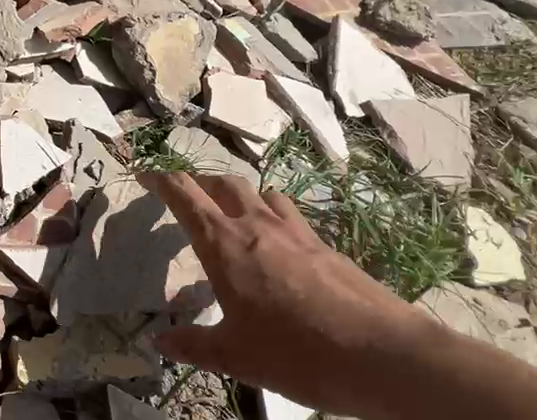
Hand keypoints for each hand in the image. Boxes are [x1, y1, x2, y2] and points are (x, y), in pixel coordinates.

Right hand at [137, 171, 435, 414]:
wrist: (390, 359)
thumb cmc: (299, 353)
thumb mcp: (237, 357)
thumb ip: (194, 345)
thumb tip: (159, 342)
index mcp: (222, 241)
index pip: (183, 193)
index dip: (160, 180)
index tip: (146, 178)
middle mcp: (256, 225)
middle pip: (223, 182)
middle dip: (201, 183)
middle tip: (190, 196)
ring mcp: (297, 234)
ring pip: (262, 194)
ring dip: (243, 196)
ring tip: (237, 215)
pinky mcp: (330, 250)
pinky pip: (294, 219)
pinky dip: (277, 221)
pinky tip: (282, 248)